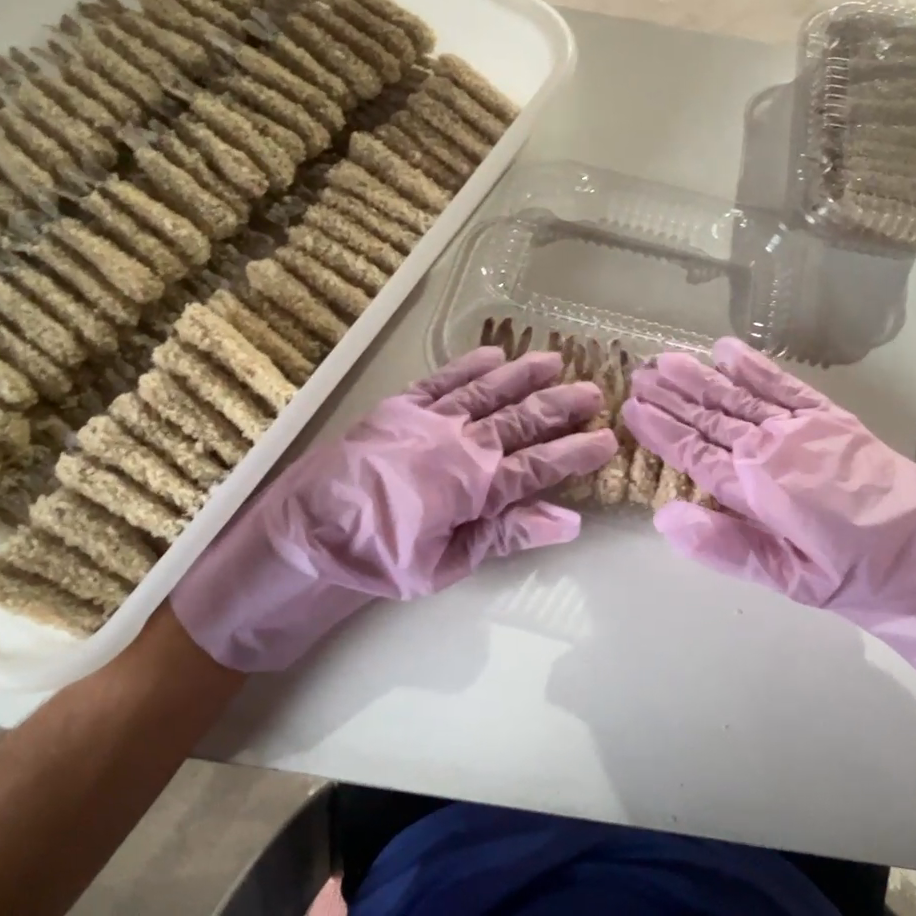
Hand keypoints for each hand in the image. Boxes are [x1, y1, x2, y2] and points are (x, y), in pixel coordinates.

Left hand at [173, 348, 617, 670]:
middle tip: (595, 392)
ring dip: (524, 374)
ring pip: (488, 390)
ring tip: (556, 359)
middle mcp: (459, 442)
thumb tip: (569, 519)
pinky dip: (469, 364)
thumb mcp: (447, 563)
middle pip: (522, 419)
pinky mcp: (398, 407)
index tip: (609, 440)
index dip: (577, 453)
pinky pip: (441, 379)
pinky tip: (493, 352)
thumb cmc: (379, 560)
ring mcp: (428, 418)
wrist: (307, 534)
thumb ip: (507, 534)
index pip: (541, 465)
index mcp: (475, 485)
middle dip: (562, 405)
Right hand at [621, 337, 915, 682]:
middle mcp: (779, 448)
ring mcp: (809, 429)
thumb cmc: (866, 582)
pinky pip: (788, 386)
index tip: (631, 408)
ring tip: (668, 358)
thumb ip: (729, 548)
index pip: (697, 454)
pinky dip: (757, 366)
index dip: (662, 431)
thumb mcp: (794, 581)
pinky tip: (729, 349)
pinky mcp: (836, 420)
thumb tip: (665, 516)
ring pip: (742, 396)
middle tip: (639, 373)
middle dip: (674, 396)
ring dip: (703, 378)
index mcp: (763, 489)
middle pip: (714, 417)